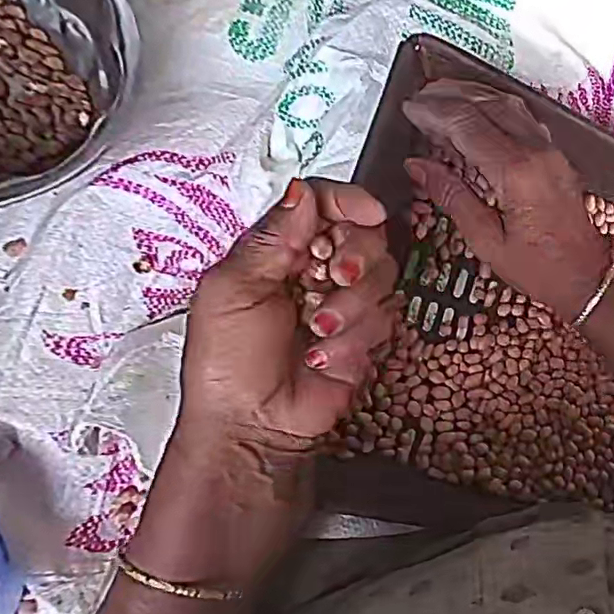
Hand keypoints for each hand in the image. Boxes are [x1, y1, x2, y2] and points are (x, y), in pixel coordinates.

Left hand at [180, 178, 398, 448]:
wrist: (254, 421)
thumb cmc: (227, 361)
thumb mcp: (231, 288)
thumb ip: (272, 238)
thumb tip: (302, 193)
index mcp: (282, 252)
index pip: (325, 206)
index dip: (350, 202)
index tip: (368, 212)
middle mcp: (320, 273)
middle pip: (367, 237)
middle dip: (357, 256)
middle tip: (333, 278)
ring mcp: (349, 304)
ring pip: (383, 278)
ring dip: (351, 306)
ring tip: (317, 330)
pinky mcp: (370, 336)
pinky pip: (386, 320)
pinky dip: (356, 338)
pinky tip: (325, 355)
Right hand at [401, 80, 611, 318]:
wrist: (587, 279)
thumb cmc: (542, 270)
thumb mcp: (488, 242)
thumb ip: (453, 198)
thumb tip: (420, 168)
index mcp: (517, 173)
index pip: (466, 123)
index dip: (433, 111)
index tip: (410, 109)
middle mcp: (538, 154)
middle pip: (486, 103)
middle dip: (448, 95)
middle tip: (419, 100)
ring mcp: (552, 152)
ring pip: (507, 104)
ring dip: (472, 95)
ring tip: (441, 100)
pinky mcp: (558, 158)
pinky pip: (524, 118)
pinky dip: (495, 108)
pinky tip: (478, 114)